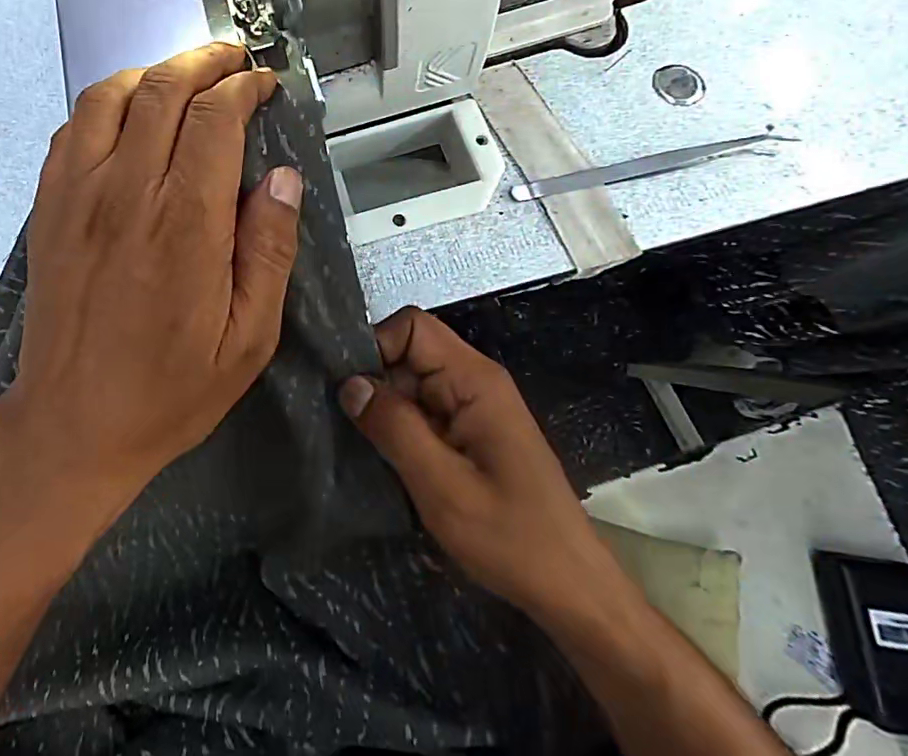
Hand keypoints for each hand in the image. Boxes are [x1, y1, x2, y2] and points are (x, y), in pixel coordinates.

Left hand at [0, 43, 303, 530]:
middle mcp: (124, 196)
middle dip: (203, 62)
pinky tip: (132, 112)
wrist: (73, 426)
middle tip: (235, 60)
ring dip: (153, 72)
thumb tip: (281, 178)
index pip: (212, 120)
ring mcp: (76, 198)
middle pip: (161, 92)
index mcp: (184, 226)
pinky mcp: (48, 210)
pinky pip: (72, 129)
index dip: (243, 88)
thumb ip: (269, 250)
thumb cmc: (172, 388)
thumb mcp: (250, 336)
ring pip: (109, 97)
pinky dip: (107, 102)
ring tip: (188, 75)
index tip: (264, 85)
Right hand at [339, 307, 618, 620]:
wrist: (566, 581)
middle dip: (374, 383)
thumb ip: (394, 428)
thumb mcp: (442, 485)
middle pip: (410, 355)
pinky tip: (383, 461)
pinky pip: (426, 415)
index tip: (343, 390)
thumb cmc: (509, 535)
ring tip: (355, 447)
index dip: (374, 347)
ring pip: (413, 387)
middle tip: (341, 427)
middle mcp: (475, 382)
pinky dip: (401, 432)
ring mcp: (475, 408)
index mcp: (474, 380)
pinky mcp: (472, 434)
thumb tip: (350, 383)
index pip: (413, 327)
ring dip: (385, 411)